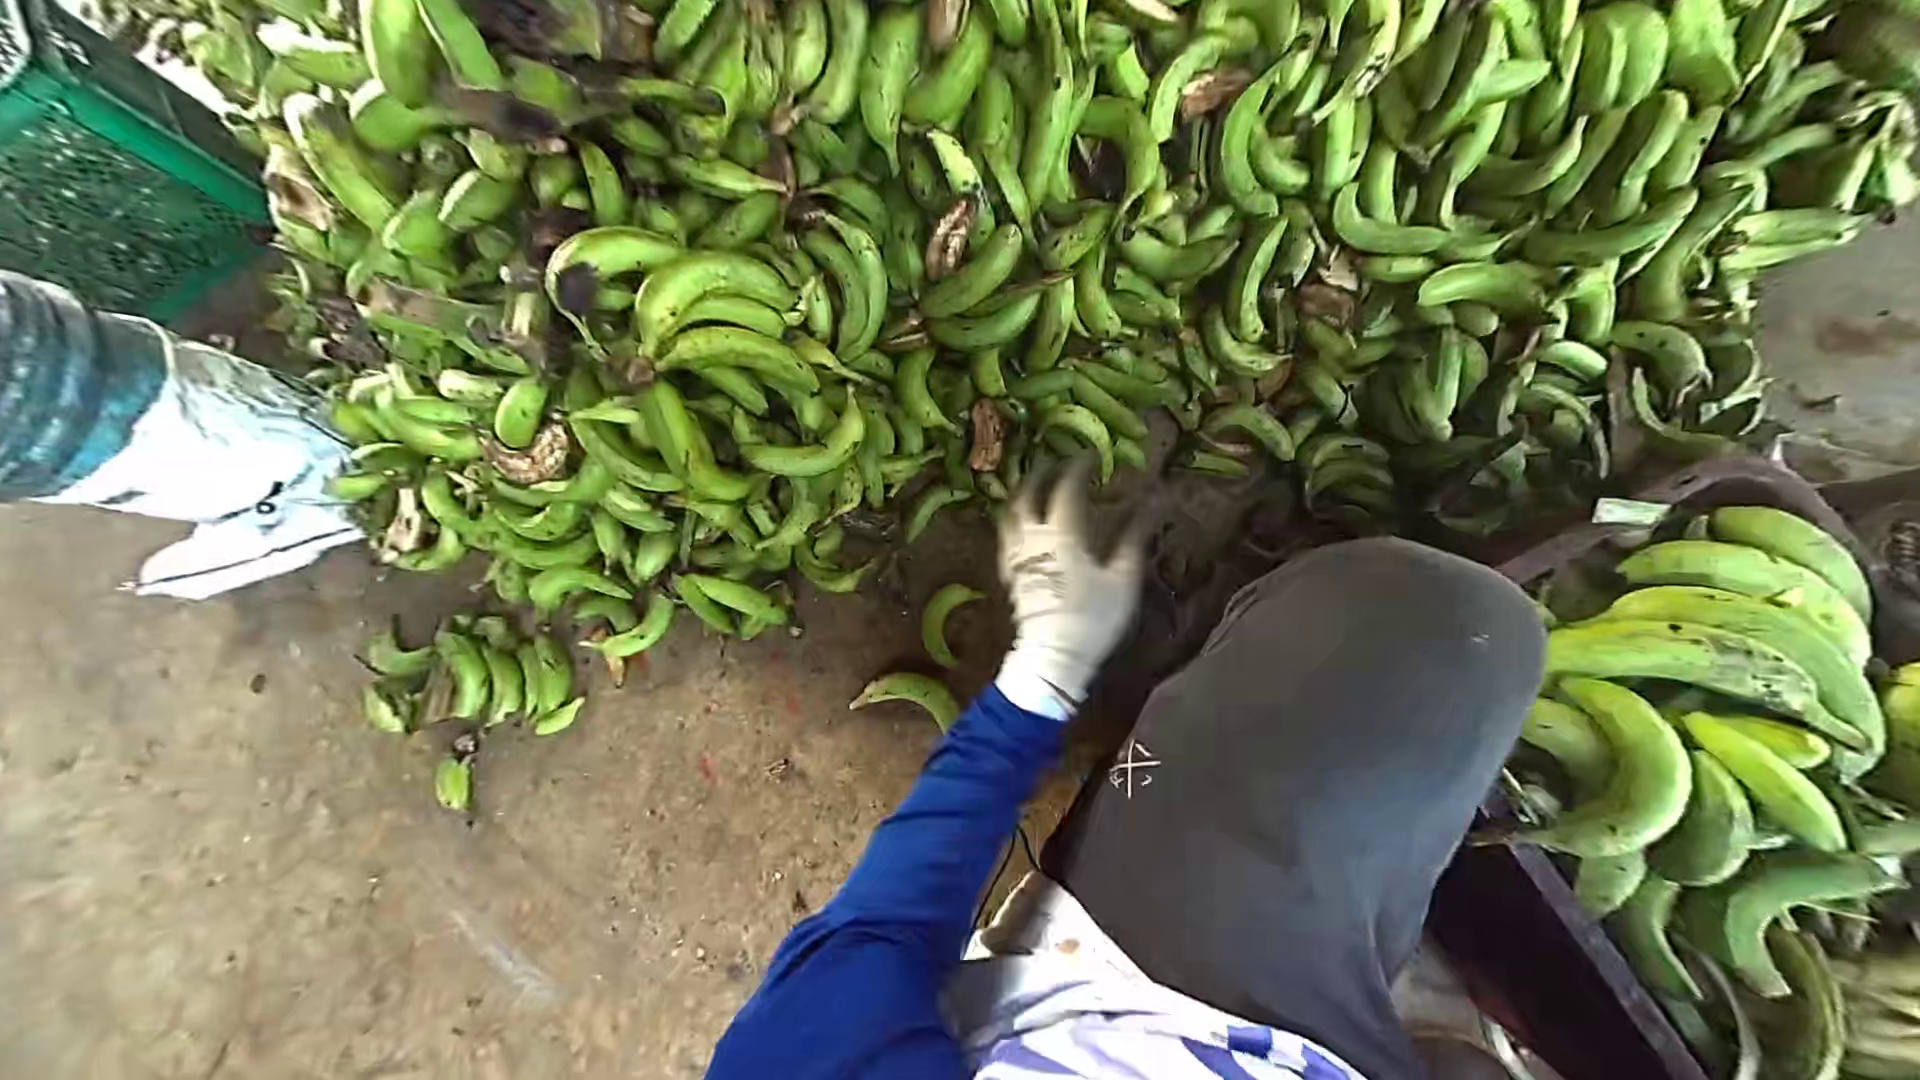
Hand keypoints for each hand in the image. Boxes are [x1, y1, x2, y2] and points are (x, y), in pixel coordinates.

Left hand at [994, 462, 1145, 719]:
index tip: (1089, 457)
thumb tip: (1155, 504)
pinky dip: (1013, 521)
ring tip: (1032, 486)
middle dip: (1039, 474)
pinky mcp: (1009, 573)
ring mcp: (1016, 556)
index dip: (1077, 468)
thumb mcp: (1122, 579)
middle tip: (1053, 463)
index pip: (1066, 489)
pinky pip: (1005, 537)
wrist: (1053, 655)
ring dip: (1020, 494)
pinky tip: (1022, 525)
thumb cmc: (1092, 618)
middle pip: (1027, 495)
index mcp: (1062, 535)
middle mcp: (1033, 538)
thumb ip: (1134, 537)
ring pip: (1009, 514)